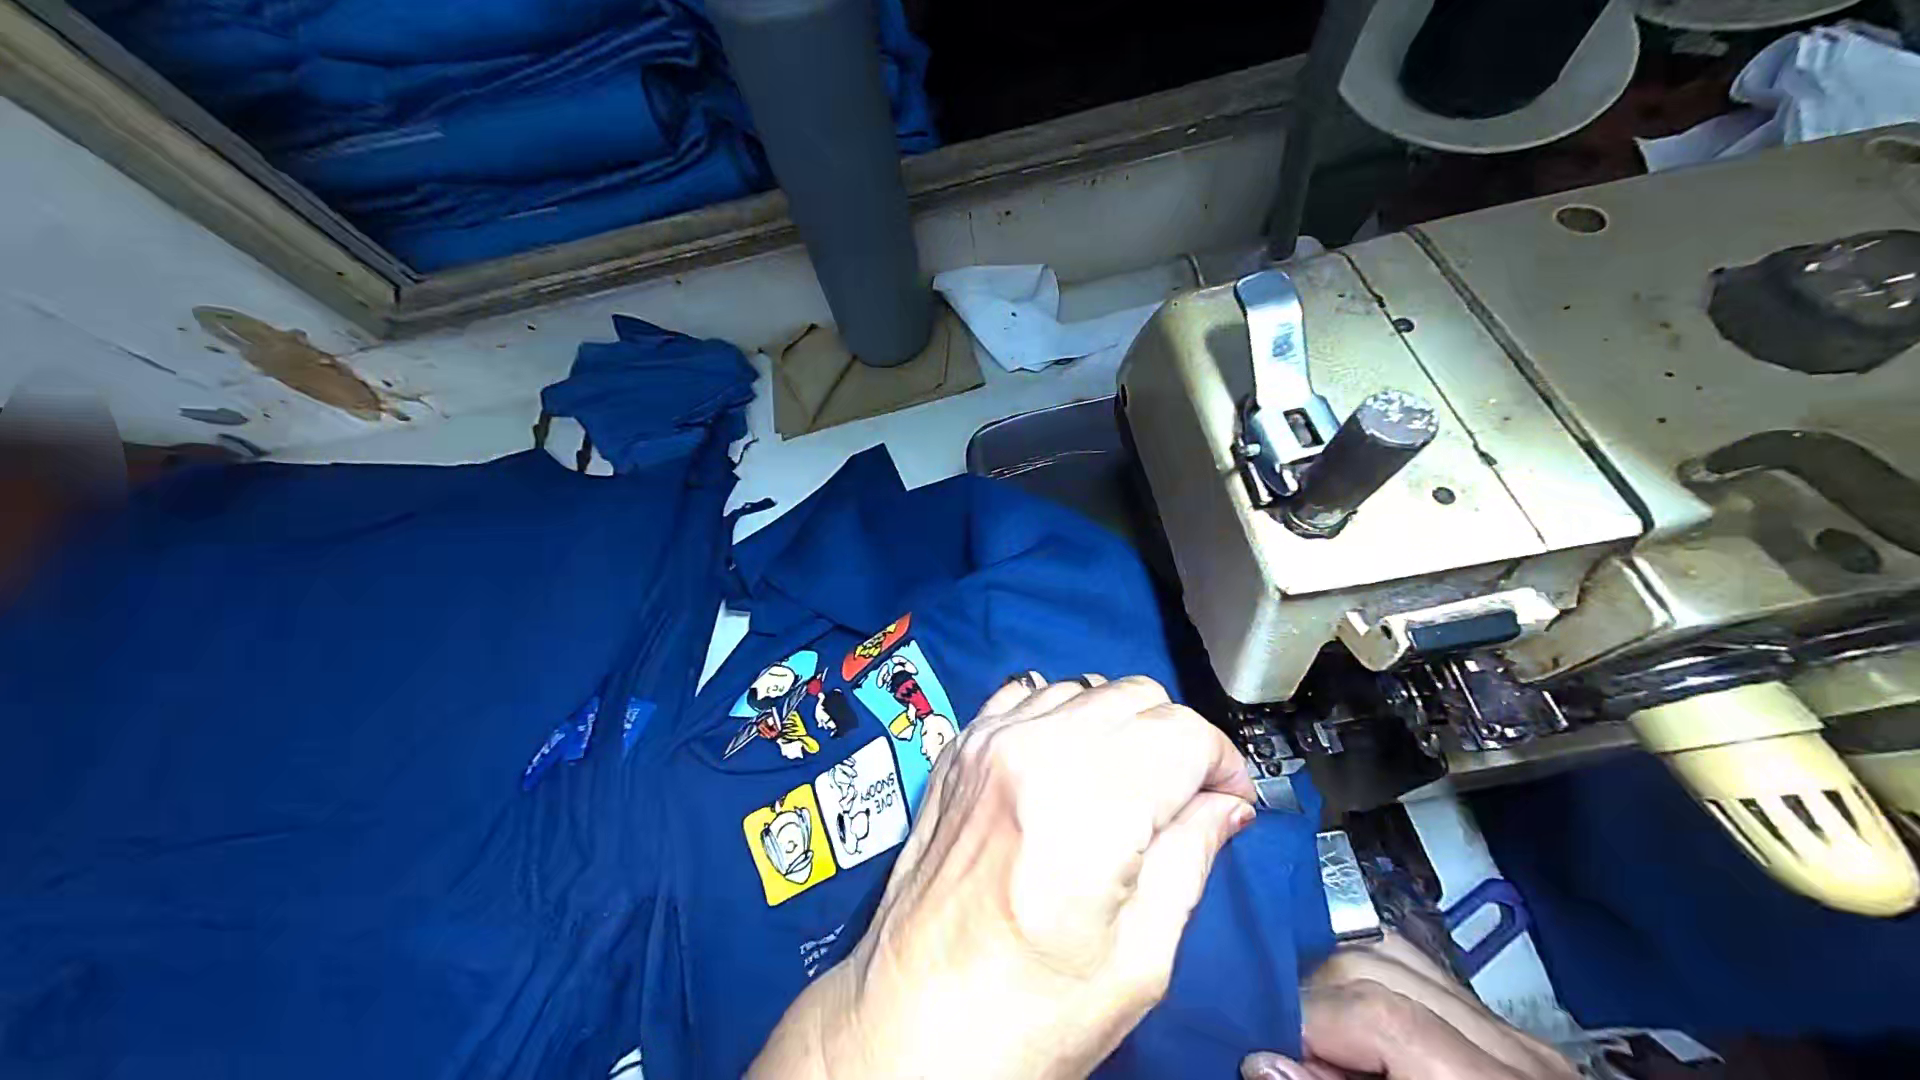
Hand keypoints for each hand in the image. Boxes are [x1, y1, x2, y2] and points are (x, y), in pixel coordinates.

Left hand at [750, 673, 1257, 1079]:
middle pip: (1139, 696)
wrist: (913, 1014)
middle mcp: (1035, 752)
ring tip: (1121, 785)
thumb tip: (1226, 805)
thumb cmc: (1027, 1012)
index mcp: (1087, 805)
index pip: (1185, 733)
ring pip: (1086, 688)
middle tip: (1180, 796)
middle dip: (1176, 740)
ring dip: (1119, 726)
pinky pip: (1028, 694)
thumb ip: (1190, 859)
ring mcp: (990, 741)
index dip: (1223, 764)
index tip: (1227, 799)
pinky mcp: (960, 747)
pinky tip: (1064, 763)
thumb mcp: (1138, 957)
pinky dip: (1061, 715)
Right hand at [1241, 932, 1579, 1079]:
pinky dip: (1372, 982)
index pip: (1383, 1015)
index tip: (1266, 1058)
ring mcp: (1520, 1040)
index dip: (1307, 1024)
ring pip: (1395, 951)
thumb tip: (1262, 1063)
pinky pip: (1420, 972)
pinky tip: (1359, 1031)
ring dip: (1338, 982)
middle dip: (1314, 1001)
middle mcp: (1519, 1056)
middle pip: (1378, 967)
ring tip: (1324, 1042)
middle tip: (1292, 1059)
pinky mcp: (1512, 1039)